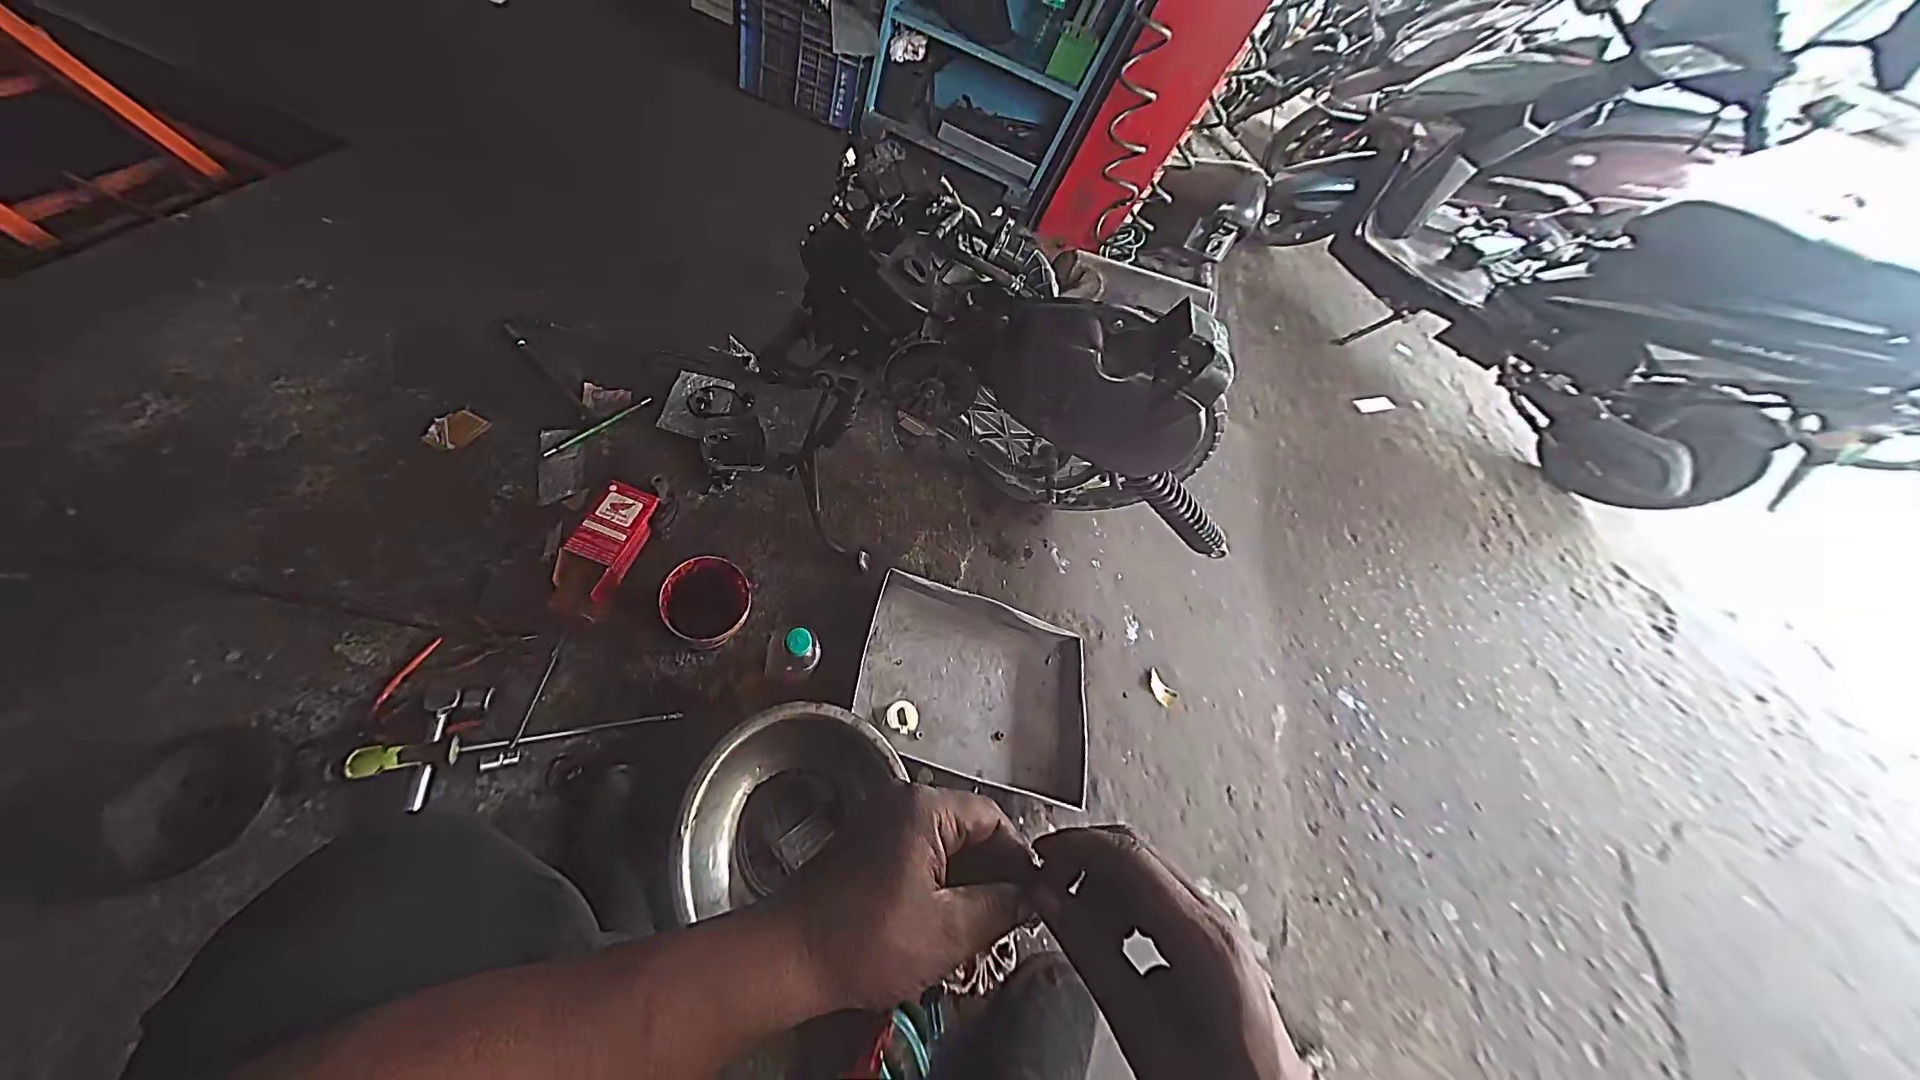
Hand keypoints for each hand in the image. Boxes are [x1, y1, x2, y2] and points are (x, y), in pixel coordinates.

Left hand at [772, 784, 1031, 1010]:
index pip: (993, 819)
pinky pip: (921, 855)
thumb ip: (999, 908)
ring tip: (977, 928)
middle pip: (970, 830)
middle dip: (992, 875)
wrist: (788, 958)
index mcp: (924, 809)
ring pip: (946, 846)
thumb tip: (1029, 898)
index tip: (1033, 892)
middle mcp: (903, 804)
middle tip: (1009, 916)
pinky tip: (945, 922)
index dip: (1019, 858)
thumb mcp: (947, 930)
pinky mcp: (871, 845)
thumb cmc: (858, 941)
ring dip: (966, 884)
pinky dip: (939, 884)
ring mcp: (884, 823)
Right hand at [1030, 826, 1307, 1079]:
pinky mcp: (1210, 938)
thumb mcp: (1140, 1029)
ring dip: (1099, 883)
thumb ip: (1092, 956)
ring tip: (1069, 916)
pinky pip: (1156, 897)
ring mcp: (1216, 926)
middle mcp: (1214, 920)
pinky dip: (1119, 902)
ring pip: (1143, 872)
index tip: (1038, 856)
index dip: (1075, 846)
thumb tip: (1049, 901)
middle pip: (1135, 854)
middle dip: (1082, 860)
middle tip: (1043, 883)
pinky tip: (1103, 934)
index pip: (1127, 855)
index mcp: (1201, 938)